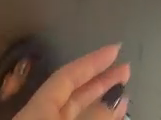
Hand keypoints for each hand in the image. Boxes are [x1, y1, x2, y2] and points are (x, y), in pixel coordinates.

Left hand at [12, 44, 130, 119]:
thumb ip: (93, 113)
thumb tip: (118, 98)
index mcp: (35, 106)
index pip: (67, 75)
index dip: (92, 60)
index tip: (116, 48)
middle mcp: (36, 113)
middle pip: (71, 92)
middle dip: (100, 80)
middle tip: (125, 69)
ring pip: (72, 110)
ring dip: (99, 99)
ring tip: (123, 92)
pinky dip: (90, 116)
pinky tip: (109, 115)